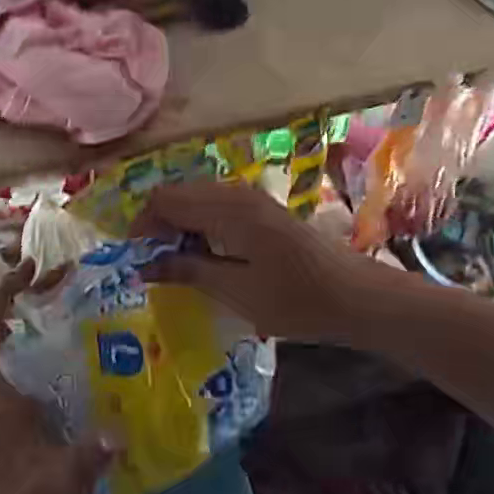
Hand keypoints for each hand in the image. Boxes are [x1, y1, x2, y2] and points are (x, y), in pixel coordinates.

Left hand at [0, 265, 112, 493]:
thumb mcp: (55, 486)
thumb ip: (85, 460)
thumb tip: (120, 432)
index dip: (3, 297)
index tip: (28, 267)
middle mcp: (5, 392)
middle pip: (12, 332)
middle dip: (34, 299)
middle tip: (68, 273)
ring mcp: (17, 406)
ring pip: (28, 350)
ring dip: (48, 323)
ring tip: (81, 298)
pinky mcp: (31, 422)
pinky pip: (43, 374)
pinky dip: (61, 355)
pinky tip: (92, 354)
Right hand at [136, 180, 397, 342]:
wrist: (359, 297)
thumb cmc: (298, 299)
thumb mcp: (237, 291)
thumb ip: (188, 271)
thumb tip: (144, 266)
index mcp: (228, 210)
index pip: (165, 200)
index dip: (142, 224)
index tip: (134, 257)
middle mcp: (235, 194)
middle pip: (177, 193)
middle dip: (157, 223)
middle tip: (150, 262)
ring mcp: (251, 199)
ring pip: (195, 198)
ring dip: (177, 223)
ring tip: (173, 260)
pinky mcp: (261, 209)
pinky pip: (214, 205)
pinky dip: (198, 223)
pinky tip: (203, 253)